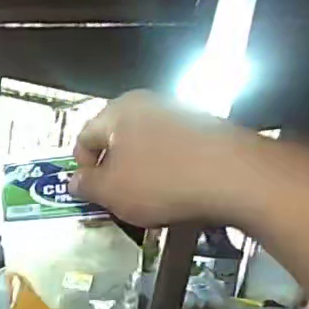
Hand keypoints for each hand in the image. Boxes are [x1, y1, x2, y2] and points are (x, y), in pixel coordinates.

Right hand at [69, 90, 264, 226]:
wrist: (234, 177)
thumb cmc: (161, 181)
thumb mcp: (111, 192)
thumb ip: (86, 185)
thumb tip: (75, 181)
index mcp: (118, 111)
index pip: (83, 138)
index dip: (81, 169)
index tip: (87, 193)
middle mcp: (147, 104)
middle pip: (116, 141)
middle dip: (112, 173)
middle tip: (113, 200)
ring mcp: (179, 115)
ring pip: (145, 149)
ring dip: (139, 175)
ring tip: (145, 203)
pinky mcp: (204, 131)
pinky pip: (172, 154)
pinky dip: (166, 174)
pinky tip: (173, 196)